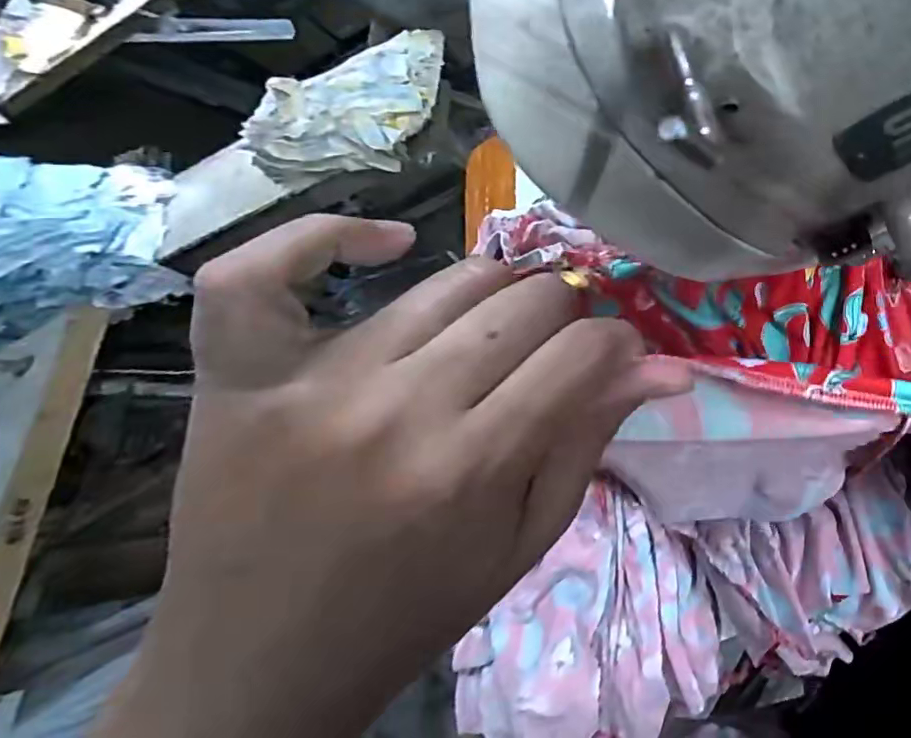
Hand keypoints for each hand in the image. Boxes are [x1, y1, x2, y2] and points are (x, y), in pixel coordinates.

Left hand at [99, 215, 686, 737]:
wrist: (255, 673)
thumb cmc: (420, 605)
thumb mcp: (533, 532)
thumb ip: (595, 433)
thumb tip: (671, 366)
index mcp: (472, 465)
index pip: (584, 349)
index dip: (620, 342)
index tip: (620, 356)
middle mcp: (396, 412)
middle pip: (527, 302)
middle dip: (570, 314)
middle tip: (562, 346)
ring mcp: (311, 386)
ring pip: (449, 281)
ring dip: (501, 291)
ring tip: (501, 324)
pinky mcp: (239, 380)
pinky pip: (258, 274)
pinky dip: (321, 238)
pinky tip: (386, 243)